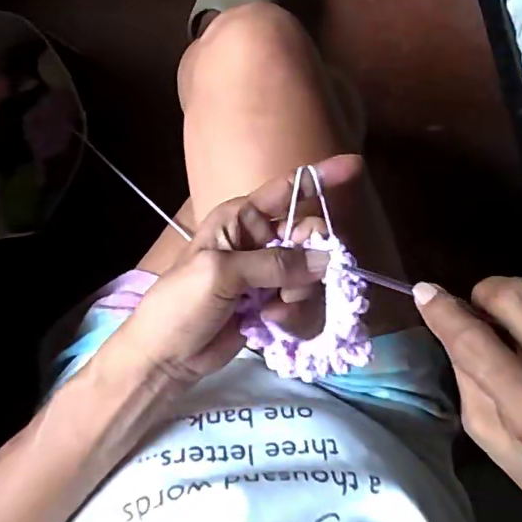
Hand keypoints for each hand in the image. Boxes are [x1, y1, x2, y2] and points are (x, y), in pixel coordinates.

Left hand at [93, 155, 362, 389]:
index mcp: (240, 219)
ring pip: (310, 275)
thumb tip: (325, 261)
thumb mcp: (221, 274)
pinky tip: (269, 324)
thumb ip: (274, 264)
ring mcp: (265, 274)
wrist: (165, 355)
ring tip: (270, 311)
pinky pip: (302, 302)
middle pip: (309, 237)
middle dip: (311, 261)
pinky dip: (293, 315)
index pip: (286, 189)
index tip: (356, 166)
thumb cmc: (180, 304)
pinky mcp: (270, 303)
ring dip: (298, 295)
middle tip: (292, 287)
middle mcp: (257, 240)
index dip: (320, 177)